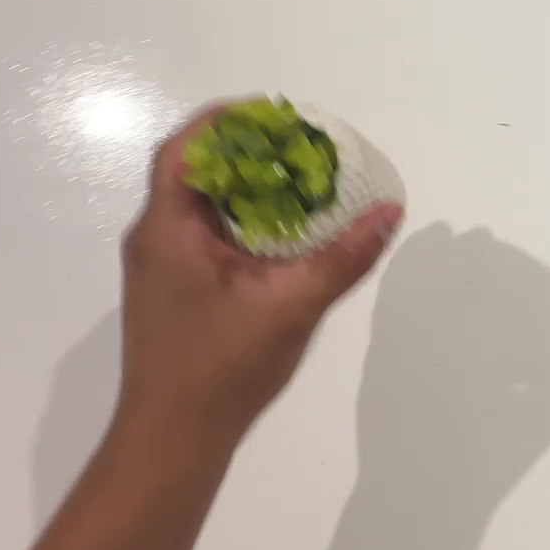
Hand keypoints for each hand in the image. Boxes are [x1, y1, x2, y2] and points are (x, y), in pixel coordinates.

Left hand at [117, 104, 403, 443]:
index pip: (185, 152)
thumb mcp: (294, 304)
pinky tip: (293, 231)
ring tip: (307, 179)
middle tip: (305, 144)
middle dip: (251, 149)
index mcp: (169, 231)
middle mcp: (160, 239)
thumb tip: (389, 211)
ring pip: (209, 204)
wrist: (175, 437)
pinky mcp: (184, 287)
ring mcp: (169, 265)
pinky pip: (217, 232)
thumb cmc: (222, 365)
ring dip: (253, 184)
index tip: (276, 112)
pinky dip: (253, 216)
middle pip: (199, 171)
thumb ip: (345, 256)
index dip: (226, 121)